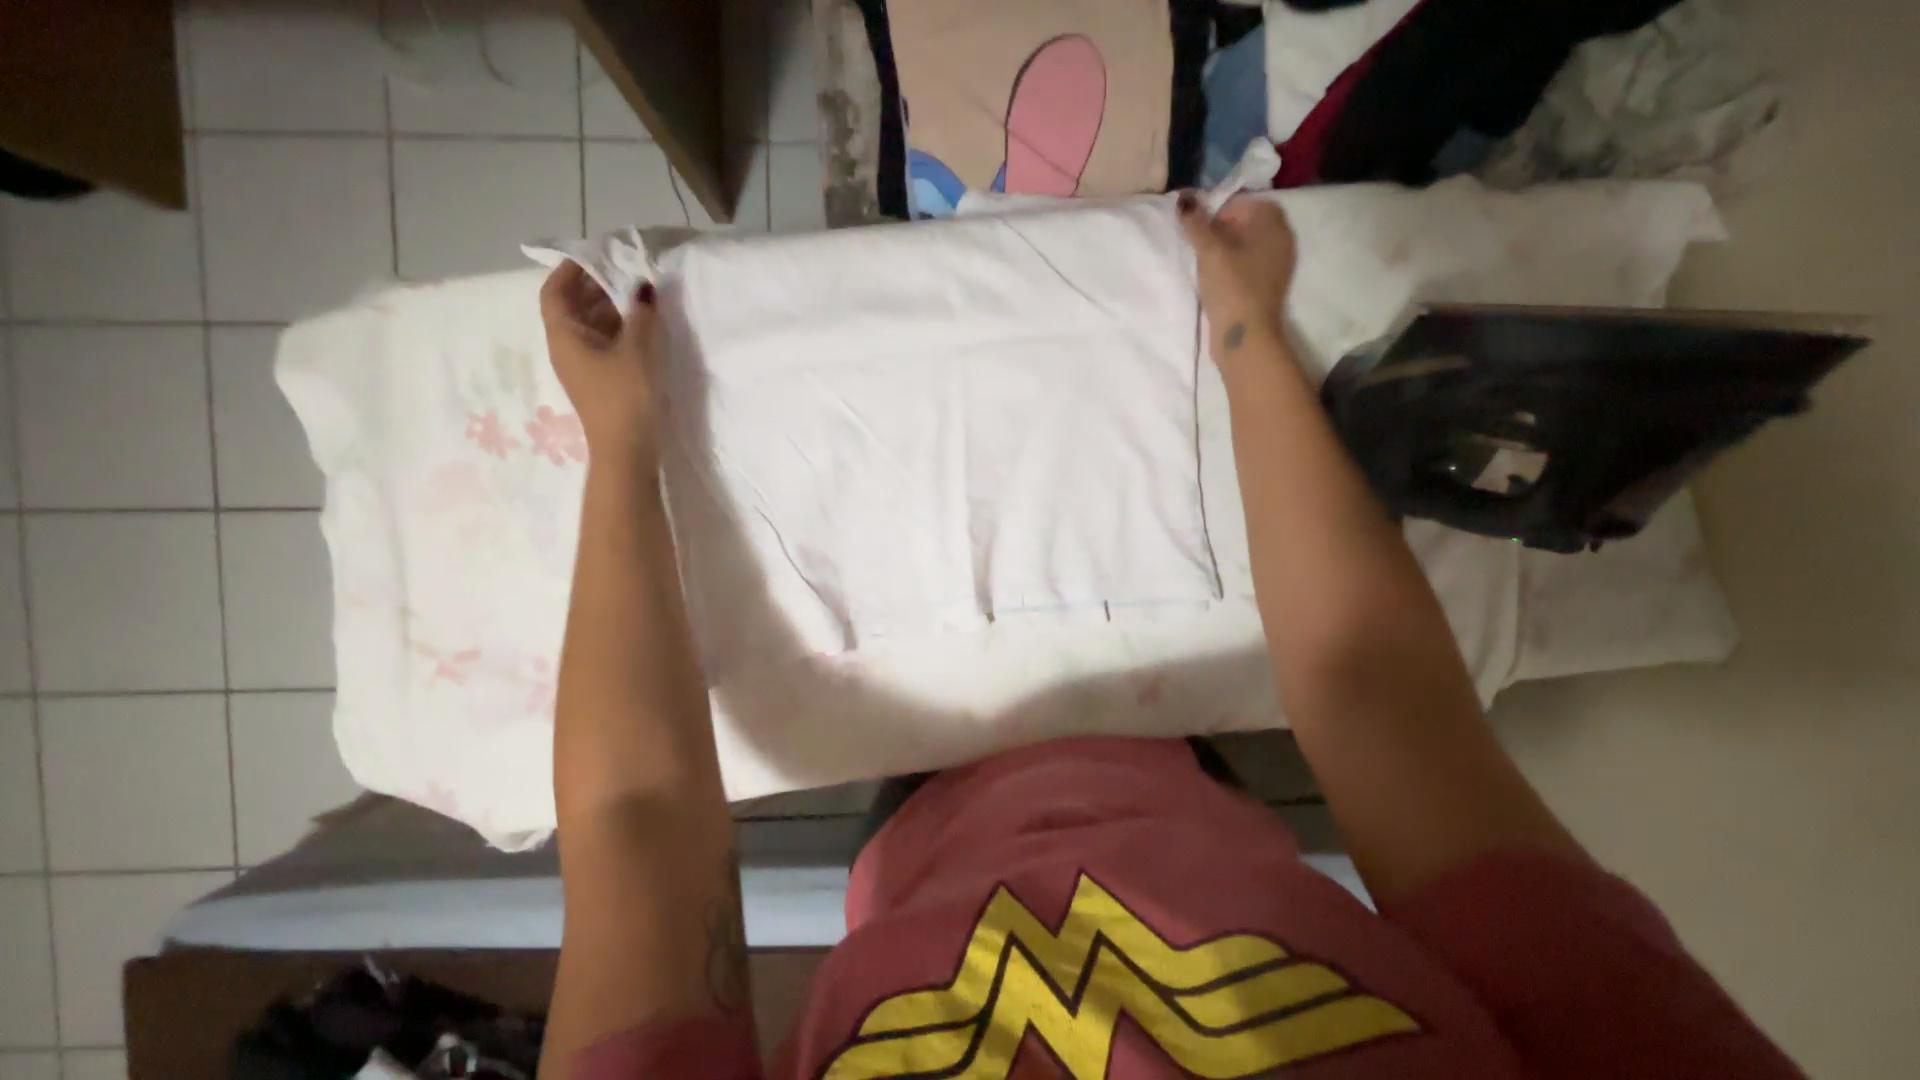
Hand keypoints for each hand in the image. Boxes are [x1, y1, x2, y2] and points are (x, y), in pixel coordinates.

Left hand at [540, 262, 660, 462]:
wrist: (626, 452)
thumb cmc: (624, 397)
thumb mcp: (637, 350)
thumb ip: (640, 314)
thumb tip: (642, 288)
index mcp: (564, 336)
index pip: (555, 291)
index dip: (571, 269)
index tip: (598, 254)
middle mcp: (567, 348)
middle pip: (573, 306)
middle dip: (597, 285)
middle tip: (626, 270)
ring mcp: (584, 366)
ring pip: (591, 325)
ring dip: (611, 307)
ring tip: (640, 294)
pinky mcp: (601, 380)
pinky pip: (605, 343)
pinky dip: (620, 328)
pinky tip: (643, 325)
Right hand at [1178, 193, 1296, 361]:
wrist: (1247, 334)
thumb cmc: (1231, 285)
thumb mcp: (1209, 250)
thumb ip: (1195, 222)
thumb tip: (1183, 198)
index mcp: (1273, 223)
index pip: (1245, 202)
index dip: (1219, 210)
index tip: (1200, 228)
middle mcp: (1282, 239)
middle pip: (1247, 223)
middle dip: (1222, 229)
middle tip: (1200, 245)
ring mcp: (1278, 264)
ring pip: (1248, 244)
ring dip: (1226, 249)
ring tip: (1205, 263)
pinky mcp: (1269, 284)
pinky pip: (1250, 263)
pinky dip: (1234, 265)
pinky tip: (1217, 279)